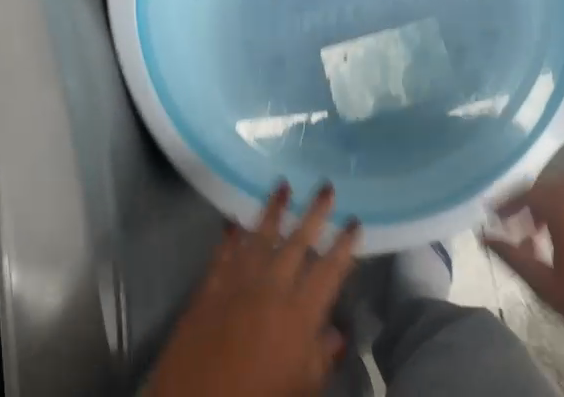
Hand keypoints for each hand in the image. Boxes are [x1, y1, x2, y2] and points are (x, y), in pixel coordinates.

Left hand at [145, 183, 361, 396]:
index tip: (354, 221)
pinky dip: (230, 235)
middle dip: (314, 213)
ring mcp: (238, 283)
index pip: (329, 270)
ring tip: (282, 185)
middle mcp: (272, 288)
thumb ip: (322, 356)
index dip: (344, 245)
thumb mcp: (303, 385)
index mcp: (300, 312)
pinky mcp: (209, 288)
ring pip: (260, 237)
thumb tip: (337, 332)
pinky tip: (235, 220)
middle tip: (326, 187)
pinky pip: (224, 253)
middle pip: (297, 242)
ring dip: (273, 210)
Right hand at [483, 174, 563, 357]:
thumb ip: (513, 257)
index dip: (508, 204)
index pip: (526, 192)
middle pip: (551, 187)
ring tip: (552, 236)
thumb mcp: (549, 287)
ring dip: (559, 206)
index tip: (496, 218)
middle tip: (523, 231)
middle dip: (534, 205)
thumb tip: (485, 237)